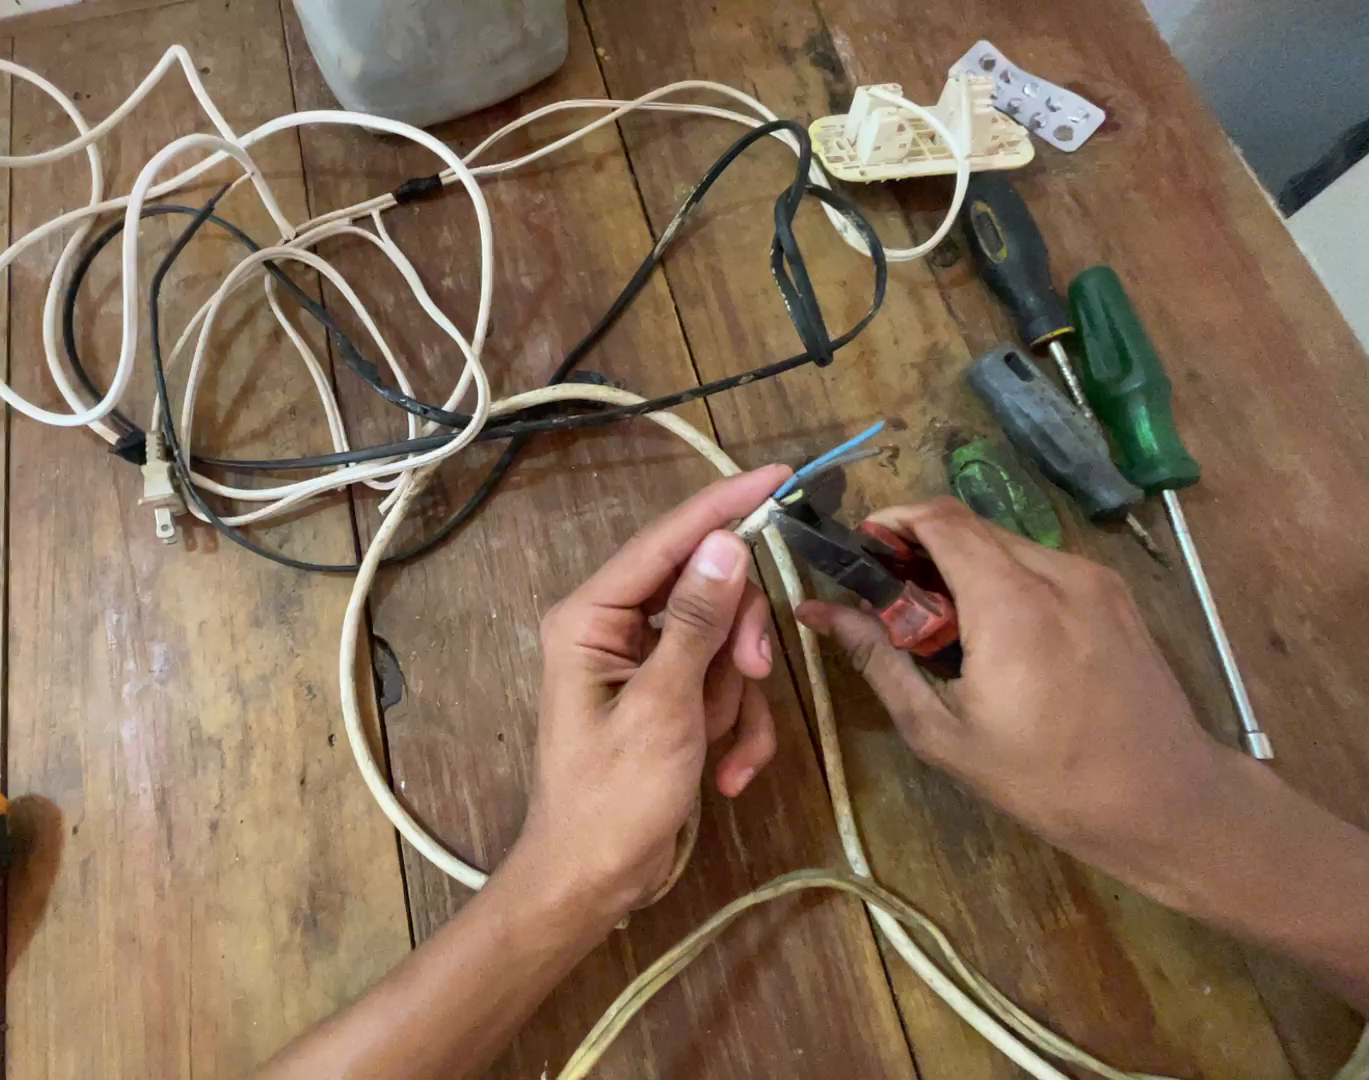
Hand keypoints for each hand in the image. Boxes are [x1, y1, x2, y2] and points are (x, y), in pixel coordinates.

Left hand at [511, 465, 789, 918]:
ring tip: (718, 750)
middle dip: (736, 640)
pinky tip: (724, 772)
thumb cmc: (613, 798)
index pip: (664, 542)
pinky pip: (720, 684)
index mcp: (591, 616)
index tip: (778, 475)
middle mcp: (613, 626)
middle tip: (752, 674)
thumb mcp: (663, 707)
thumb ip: (695, 621)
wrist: (594, 879)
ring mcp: (643, 662)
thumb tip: (724, 542)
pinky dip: (734, 726)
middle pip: (704, 592)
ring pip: (722, 642)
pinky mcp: (667, 694)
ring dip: (735, 697)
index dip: (722, 506)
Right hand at [796, 497, 1245, 881]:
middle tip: (887, 594)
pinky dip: (996, 574)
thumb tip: (816, 611)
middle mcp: (1056, 574)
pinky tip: (989, 626)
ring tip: (937, 617)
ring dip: (956, 560)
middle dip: (916, 544)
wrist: (1169, 804)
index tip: (862, 553)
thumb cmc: (1041, 776)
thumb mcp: (937, 728)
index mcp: (1009, 605)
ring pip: (1001, 540)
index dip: (892, 521)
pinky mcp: (1112, 593)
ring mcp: (1092, 580)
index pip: (940, 520)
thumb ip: (875, 656)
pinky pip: (1036, 561)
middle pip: (966, 524)